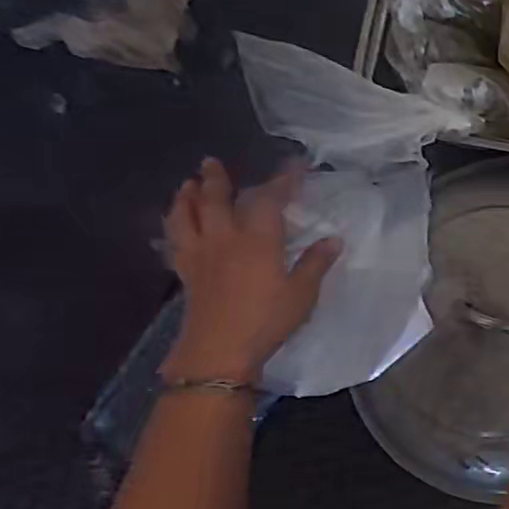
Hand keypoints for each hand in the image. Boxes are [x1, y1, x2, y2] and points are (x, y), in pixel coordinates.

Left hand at [160, 158, 340, 382]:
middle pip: (216, 201)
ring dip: (187, 196)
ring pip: (186, 215)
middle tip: (212, 162)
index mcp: (257, 242)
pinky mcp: (186, 270)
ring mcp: (199, 254)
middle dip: (217, 180)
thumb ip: (315, 263)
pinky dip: (177, 223)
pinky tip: (179, 223)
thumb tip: (332, 239)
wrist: (220, 346)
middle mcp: (223, 240)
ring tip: (189, 184)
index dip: (282, 181)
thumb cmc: (269, 317)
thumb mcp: (303, 291)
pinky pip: (176, 237)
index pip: (269, 201)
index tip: (293, 165)